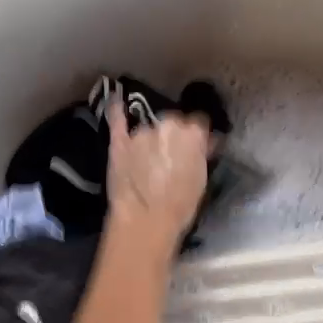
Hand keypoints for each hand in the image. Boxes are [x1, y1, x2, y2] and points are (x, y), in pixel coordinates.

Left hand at [104, 98, 212, 247]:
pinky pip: (117, 118)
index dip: (196, 136)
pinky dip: (117, 111)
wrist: (145, 220)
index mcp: (192, 133)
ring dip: (150, 139)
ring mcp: (140, 132)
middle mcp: (167, 124)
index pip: (198, 124)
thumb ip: (201, 155)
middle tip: (170, 158)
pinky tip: (116, 102)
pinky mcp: (118, 141)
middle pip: (171, 123)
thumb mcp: (201, 180)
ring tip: (147, 161)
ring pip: (148, 129)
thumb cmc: (180, 206)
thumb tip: (207, 142)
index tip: (195, 147)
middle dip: (172, 137)